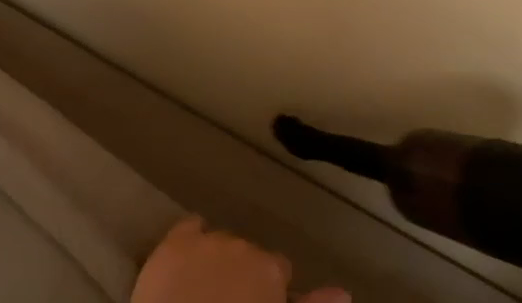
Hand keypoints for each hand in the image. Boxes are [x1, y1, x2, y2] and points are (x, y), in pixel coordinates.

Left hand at [133, 216, 348, 302]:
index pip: (280, 270)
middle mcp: (245, 245)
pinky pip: (191, 226)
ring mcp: (209, 240)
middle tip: (232, 301)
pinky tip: (187, 256)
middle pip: (250, 256)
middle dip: (243, 274)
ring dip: (218, 261)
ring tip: (206, 289)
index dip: (269, 290)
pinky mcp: (176, 241)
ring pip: (221, 243)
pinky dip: (193, 238)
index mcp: (272, 269)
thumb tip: (345, 294)